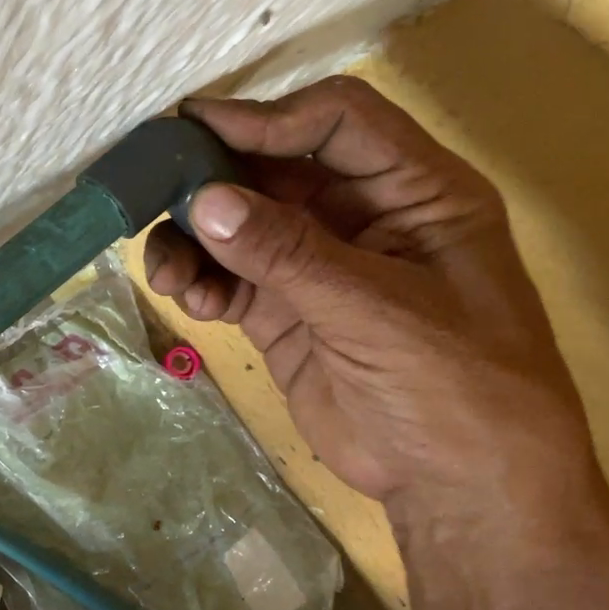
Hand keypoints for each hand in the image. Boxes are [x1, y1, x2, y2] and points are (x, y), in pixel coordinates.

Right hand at [142, 76, 602, 524]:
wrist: (461, 491)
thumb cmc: (459, 389)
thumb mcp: (379, 312)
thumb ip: (288, 253)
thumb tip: (201, 201)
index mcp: (414, 191)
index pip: (337, 121)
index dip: (268, 118)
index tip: (197, 131)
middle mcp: (358, 212)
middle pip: (269, 165)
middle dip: (208, 177)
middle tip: (147, 187)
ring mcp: (314, 259)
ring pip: (234, 219)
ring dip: (192, 236)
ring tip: (165, 269)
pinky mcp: (279, 304)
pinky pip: (223, 272)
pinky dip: (198, 279)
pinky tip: (190, 302)